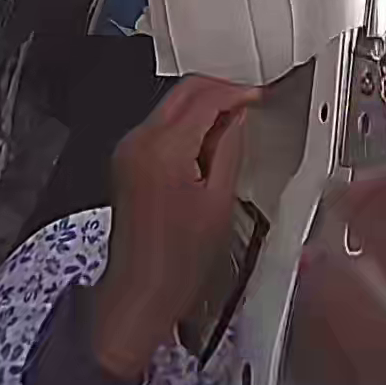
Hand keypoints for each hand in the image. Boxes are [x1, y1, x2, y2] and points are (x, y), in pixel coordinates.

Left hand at [91, 75, 259, 377]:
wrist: (138, 295)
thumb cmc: (180, 260)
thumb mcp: (219, 200)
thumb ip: (230, 147)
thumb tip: (239, 115)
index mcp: (164, 150)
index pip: (205, 98)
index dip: (237, 92)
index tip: (259, 96)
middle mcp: (140, 140)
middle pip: (185, 90)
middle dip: (220, 89)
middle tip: (248, 101)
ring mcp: (129, 147)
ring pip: (173, 101)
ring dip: (204, 103)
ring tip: (233, 123)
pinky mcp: (126, 157)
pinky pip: (162, 121)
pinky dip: (187, 120)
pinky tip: (208, 139)